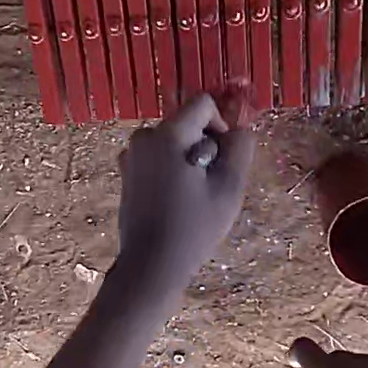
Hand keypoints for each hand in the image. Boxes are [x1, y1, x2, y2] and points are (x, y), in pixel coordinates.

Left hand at [115, 87, 256, 288]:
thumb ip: (240, 149)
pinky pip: (158, 156)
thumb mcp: (229, 187)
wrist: (151, 263)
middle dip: (204, 145)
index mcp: (167, 134)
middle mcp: (144, 136)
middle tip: (209, 183)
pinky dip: (170, 168)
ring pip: (173, 140)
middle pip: (187, 123)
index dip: (221, 126)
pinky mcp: (126, 172)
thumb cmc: (193, 226)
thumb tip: (240, 129)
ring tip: (192, 194)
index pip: (203, 105)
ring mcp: (131, 154)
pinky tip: (174, 199)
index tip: (223, 158)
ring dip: (187, 158)